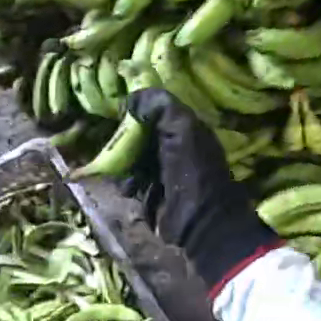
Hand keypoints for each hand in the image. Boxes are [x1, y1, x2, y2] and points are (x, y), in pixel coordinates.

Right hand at [122, 88, 279, 290]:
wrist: (203, 223)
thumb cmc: (192, 172)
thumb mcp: (180, 129)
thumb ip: (160, 106)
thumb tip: (133, 98)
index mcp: (188, 129)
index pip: (156, 113)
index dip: (138, 114)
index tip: (122, 119)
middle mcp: (178, 148)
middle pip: (142, 137)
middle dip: (127, 143)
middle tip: (118, 150)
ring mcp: (167, 174)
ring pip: (135, 160)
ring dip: (126, 167)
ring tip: (127, 176)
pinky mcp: (157, 196)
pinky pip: (135, 183)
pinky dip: (130, 186)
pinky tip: (131, 191)